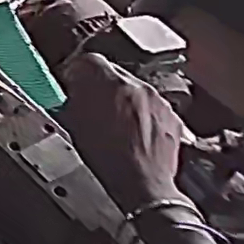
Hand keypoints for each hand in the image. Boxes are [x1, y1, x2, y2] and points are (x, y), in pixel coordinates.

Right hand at [60, 53, 184, 211]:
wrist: (142, 184)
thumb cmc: (107, 157)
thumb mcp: (74, 121)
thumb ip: (74, 96)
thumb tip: (74, 86)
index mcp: (109, 82)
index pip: (88, 59)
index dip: (76, 69)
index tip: (71, 80)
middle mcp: (138, 86)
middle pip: (112, 72)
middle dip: (99, 84)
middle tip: (87, 101)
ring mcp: (158, 101)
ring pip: (132, 88)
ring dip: (120, 98)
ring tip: (109, 120)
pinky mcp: (172, 116)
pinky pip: (150, 104)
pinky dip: (138, 112)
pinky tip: (128, 130)